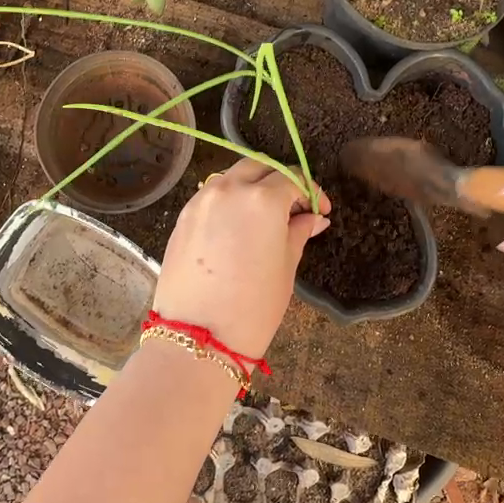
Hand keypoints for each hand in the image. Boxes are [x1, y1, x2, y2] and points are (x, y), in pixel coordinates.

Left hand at [152, 159, 329, 357]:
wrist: (199, 336)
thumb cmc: (253, 306)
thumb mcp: (286, 267)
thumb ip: (298, 232)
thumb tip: (313, 217)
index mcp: (261, 199)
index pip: (291, 178)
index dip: (310, 191)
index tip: (319, 210)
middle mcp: (229, 189)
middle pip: (259, 166)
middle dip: (279, 180)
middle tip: (293, 207)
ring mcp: (201, 200)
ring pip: (232, 177)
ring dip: (253, 186)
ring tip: (266, 217)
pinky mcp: (184, 215)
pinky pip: (212, 195)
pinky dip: (230, 199)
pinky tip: (238, 226)